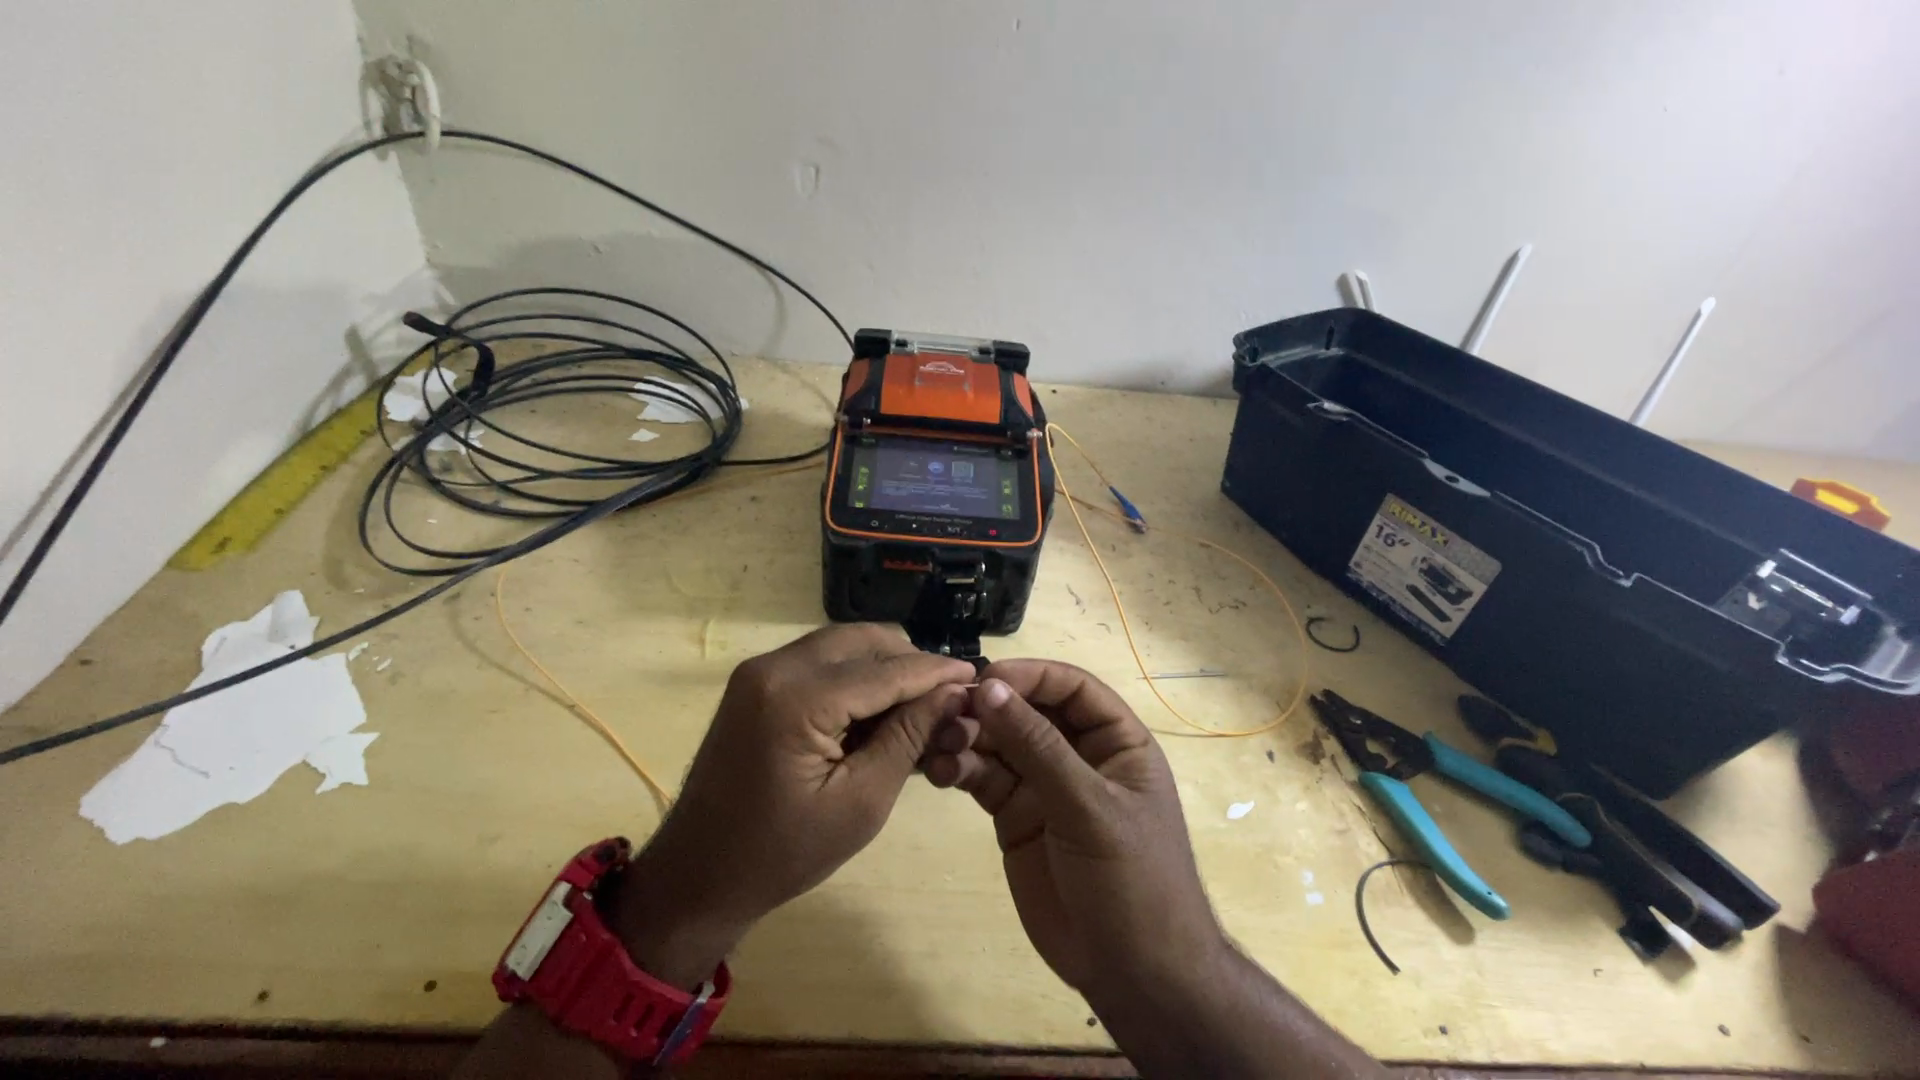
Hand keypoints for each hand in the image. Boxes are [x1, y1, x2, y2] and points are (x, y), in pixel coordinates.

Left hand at [608, 624, 974, 986]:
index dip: (936, 672)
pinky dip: (853, 678)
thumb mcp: (861, 802)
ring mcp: (760, 672)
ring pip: (842, 646)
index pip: (887, 670)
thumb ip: (909, 738)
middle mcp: (774, 667)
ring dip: (883, 669)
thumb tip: (953, 692)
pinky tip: (877, 714)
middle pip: (863, 641)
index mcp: (797, 698)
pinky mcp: (755, 684)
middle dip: (910, 664)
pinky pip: (819, 662)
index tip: (978, 677)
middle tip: (946, 700)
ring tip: (917, 711)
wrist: (698, 876)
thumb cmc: (783, 854)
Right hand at [921, 660, 1225, 996]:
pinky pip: (983, 779)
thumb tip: (990, 688)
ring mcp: (1044, 787)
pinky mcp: (1015, 818)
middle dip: (989, 709)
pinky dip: (959, 770)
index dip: (1031, 676)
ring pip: (1000, 744)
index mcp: (1116, 743)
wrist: (1133, 972)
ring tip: (936, 745)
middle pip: (1028, 712)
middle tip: (944, 712)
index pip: (1071, 689)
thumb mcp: (1090, 809)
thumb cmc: (1132, 880)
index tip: (984, 678)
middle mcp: (1078, 756)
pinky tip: (937, 771)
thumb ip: (1039, 748)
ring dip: (967, 738)